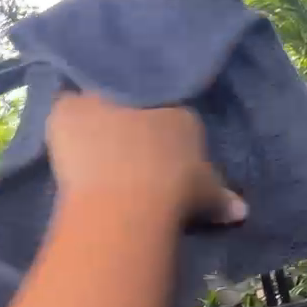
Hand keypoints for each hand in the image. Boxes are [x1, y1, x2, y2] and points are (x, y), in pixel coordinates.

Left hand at [45, 93, 246, 226]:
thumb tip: (242, 210)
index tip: (155, 144)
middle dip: (132, 113)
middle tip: (123, 139)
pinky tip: (65, 132)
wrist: (128, 198)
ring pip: (99, 96)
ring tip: (93, 135)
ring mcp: (103, 99)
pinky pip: (63, 103)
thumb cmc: (175, 193)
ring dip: (97, 111)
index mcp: (178, 111)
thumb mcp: (206, 195)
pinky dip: (65, 116)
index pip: (170, 110)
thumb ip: (222, 197)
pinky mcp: (68, 109)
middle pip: (135, 98)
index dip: (161, 126)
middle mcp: (141, 97)